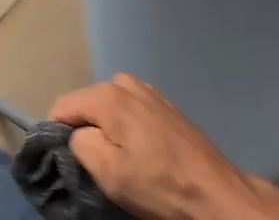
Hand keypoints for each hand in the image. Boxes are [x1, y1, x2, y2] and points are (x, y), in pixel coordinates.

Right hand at [49, 75, 278, 219]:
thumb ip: (79, 144)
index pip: (62, 107)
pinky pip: (131, 112)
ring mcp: (148, 90)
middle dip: (87, 131)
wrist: (219, 197)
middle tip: (103, 165)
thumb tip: (75, 133)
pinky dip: (129, 130)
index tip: (72, 160)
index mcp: (107, 94)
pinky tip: (145, 153)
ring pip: (109, 109)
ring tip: (125, 160)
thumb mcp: (108, 174)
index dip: (59, 133)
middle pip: (86, 105)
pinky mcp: (165, 104)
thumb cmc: (161, 186)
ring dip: (109, 131)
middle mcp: (125, 82)